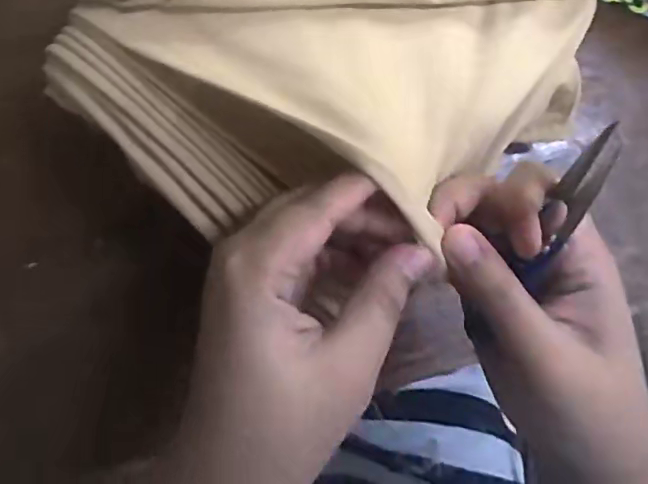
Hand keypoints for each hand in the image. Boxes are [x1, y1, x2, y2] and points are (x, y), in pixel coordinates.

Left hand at [157, 174, 436, 483]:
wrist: (225, 474)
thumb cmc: (286, 426)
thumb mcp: (348, 365)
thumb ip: (384, 296)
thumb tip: (422, 248)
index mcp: (257, 263)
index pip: (319, 204)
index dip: (369, 193)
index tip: (417, 192)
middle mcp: (239, 247)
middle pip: (308, 206)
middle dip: (363, 213)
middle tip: (414, 229)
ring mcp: (237, 262)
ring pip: (301, 222)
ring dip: (348, 231)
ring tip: (399, 248)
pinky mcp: (243, 279)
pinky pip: (291, 246)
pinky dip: (329, 251)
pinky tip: (367, 267)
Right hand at [431, 166, 647, 483]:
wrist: (590, 468)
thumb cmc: (586, 410)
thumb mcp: (545, 355)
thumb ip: (499, 292)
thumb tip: (449, 231)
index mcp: (576, 249)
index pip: (542, 190)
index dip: (513, 198)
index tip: (494, 238)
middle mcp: (543, 244)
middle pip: (498, 195)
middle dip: (463, 203)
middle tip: (429, 232)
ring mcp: (515, 264)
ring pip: (473, 219)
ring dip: (445, 225)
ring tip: (420, 251)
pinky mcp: (491, 285)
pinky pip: (462, 251)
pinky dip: (440, 252)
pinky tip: (424, 266)